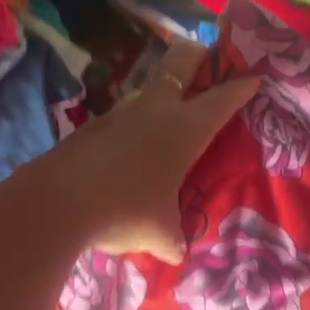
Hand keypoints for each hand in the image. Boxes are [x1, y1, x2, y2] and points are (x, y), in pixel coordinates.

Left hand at [29, 42, 257, 261]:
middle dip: (198, 57)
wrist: (56, 202)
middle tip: (209, 62)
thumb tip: (176, 252)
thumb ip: (173, 239)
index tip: (253, 79)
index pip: (222, 99)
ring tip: (170, 117)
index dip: (240, 88)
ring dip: (162, 94)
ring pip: (148, 89)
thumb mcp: (159, 233)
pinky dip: (134, 127)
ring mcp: (119, 113)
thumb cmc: (125, 211)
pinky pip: (123, 119)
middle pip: (181, 62)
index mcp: (185, 128)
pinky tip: (132, 152)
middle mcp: (155, 110)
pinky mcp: (91, 127)